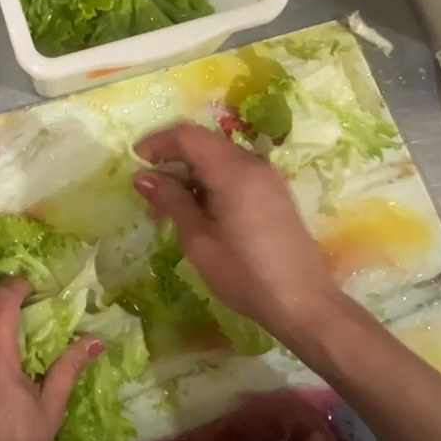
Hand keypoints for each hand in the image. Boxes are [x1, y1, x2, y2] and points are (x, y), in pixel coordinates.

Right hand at [131, 122, 346, 343]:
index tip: (136, 163)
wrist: (304, 304)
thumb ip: (171, 201)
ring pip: (217, 156)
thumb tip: (142, 176)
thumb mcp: (199, 240)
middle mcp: (252, 164)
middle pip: (203, 142)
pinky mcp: (273, 192)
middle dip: (171, 158)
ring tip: (169, 208)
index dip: (157, 142)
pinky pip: (233, 171)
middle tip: (149, 191)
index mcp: (233, 173)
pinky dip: (208, 180)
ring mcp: (267, 177)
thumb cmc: (246, 275)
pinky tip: (198, 211)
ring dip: (189, 172)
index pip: (187, 136)